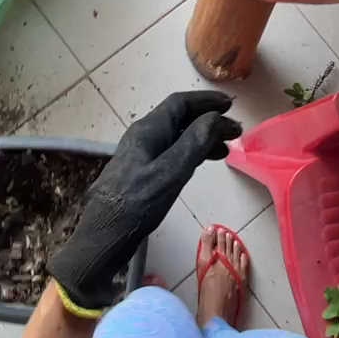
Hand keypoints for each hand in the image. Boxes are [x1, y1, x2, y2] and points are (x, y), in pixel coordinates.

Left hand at [48, 91, 242, 312]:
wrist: (104, 236)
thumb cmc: (138, 203)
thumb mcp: (171, 172)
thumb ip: (195, 142)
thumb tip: (216, 117)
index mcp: (148, 130)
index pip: (180, 103)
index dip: (206, 101)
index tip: (230, 106)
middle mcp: (143, 136)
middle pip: (179, 119)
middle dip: (208, 120)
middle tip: (234, 131)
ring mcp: (141, 155)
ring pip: (177, 137)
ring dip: (202, 138)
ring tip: (225, 149)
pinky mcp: (141, 173)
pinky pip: (172, 153)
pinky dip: (191, 154)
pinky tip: (202, 164)